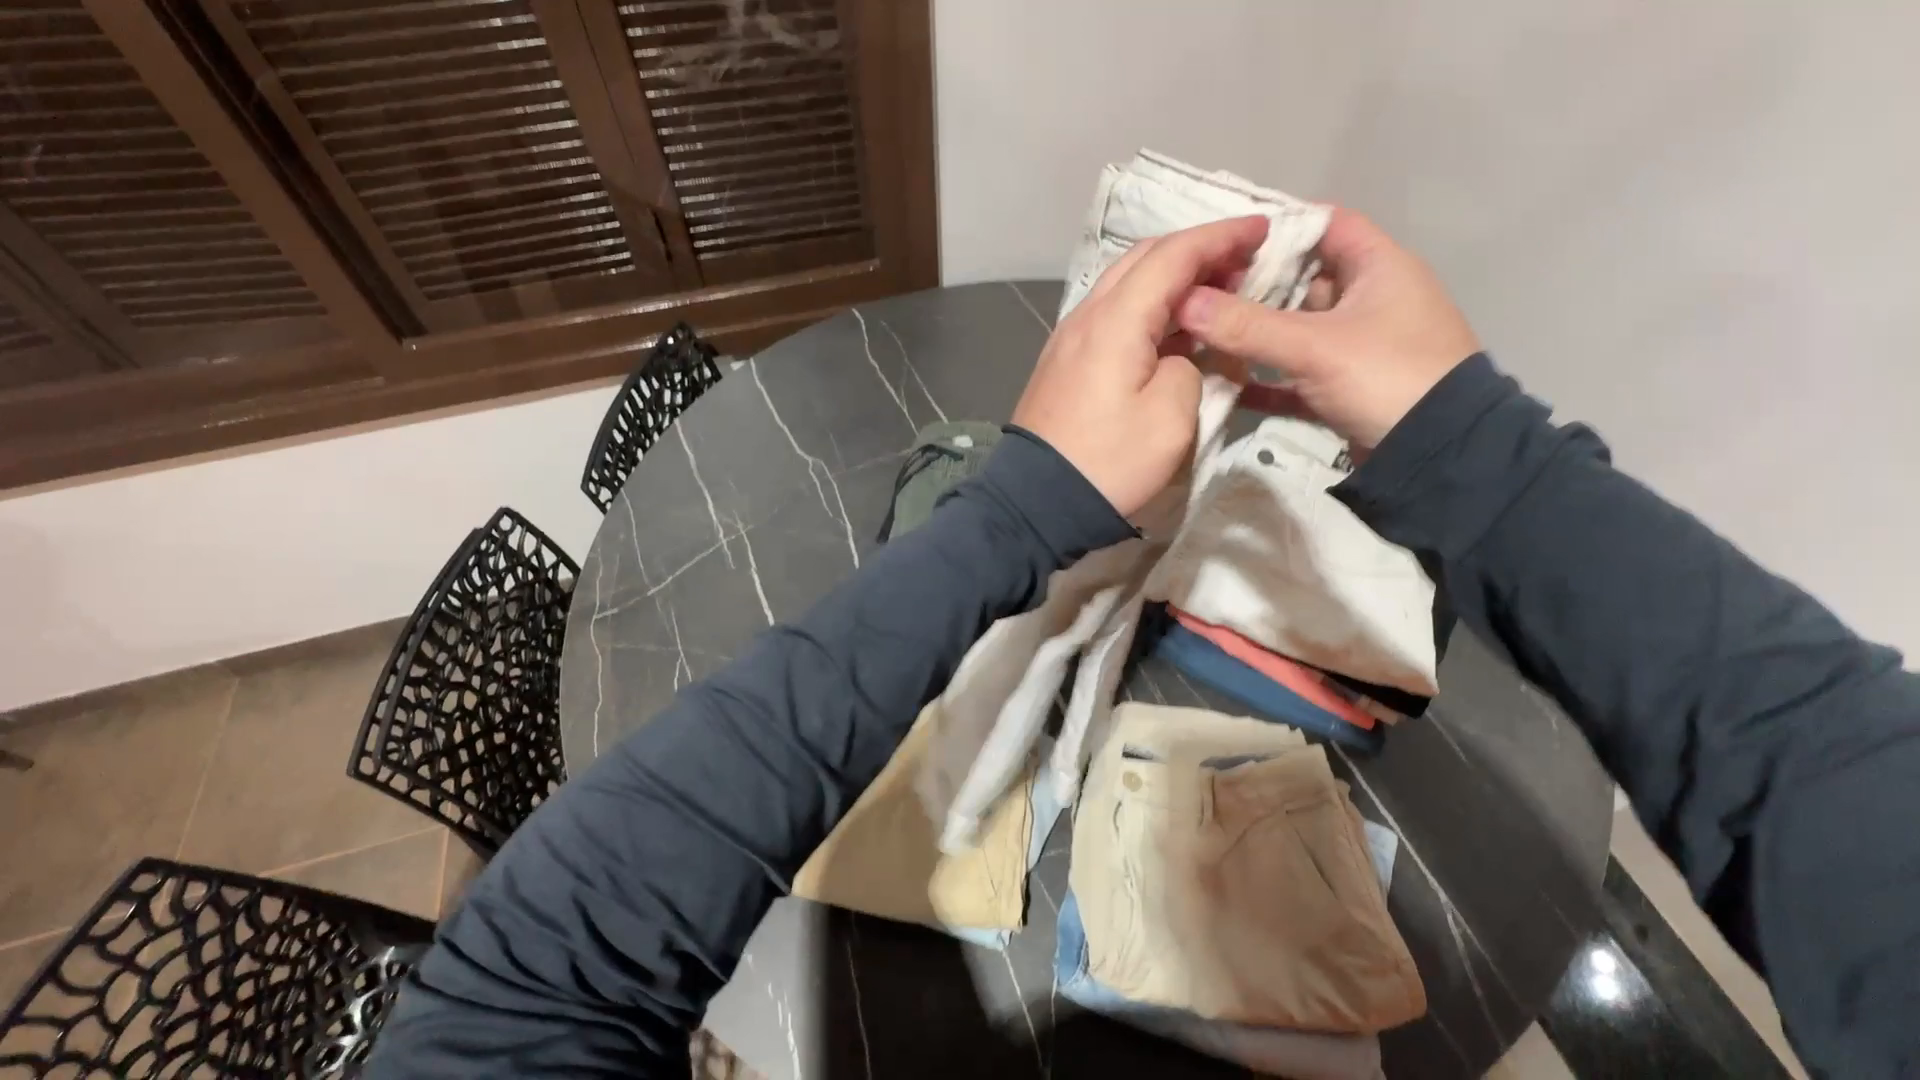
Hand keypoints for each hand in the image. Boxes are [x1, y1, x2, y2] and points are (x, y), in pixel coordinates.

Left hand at [1012, 217, 1269, 517]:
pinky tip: (1176, 329)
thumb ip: (1192, 368)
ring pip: (1125, 286)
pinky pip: (1113, 316)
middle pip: (1144, 259)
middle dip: (1197, 251)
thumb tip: (1181, 356)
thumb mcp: (1171, 418)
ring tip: (1217, 292)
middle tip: (1243, 260)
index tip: (1262, 229)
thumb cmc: (1110, 462)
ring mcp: (1070, 338)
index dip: (1220, 237)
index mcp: (1115, 321)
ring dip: (1172, 279)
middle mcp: (1087, 316)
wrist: (1038, 501)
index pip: (1173, 255)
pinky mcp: (1065, 363)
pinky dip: (1149, 308)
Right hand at [1175, 208, 1479, 449]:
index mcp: (1379, 267)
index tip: (1224, 238)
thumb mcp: (1313, 347)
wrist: (1440, 454)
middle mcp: (1371, 298)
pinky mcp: (1348, 387)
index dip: (1278, 226)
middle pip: (1303, 278)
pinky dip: (1267, 378)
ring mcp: (1360, 345)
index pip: (1326, 224)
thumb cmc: (1386, 377)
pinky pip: (1298, 374)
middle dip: (1254, 284)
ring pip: (1298, 328)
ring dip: (1256, 333)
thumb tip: (1182, 300)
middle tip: (1200, 290)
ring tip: (1202, 333)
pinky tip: (1226, 382)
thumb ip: (1246, 325)